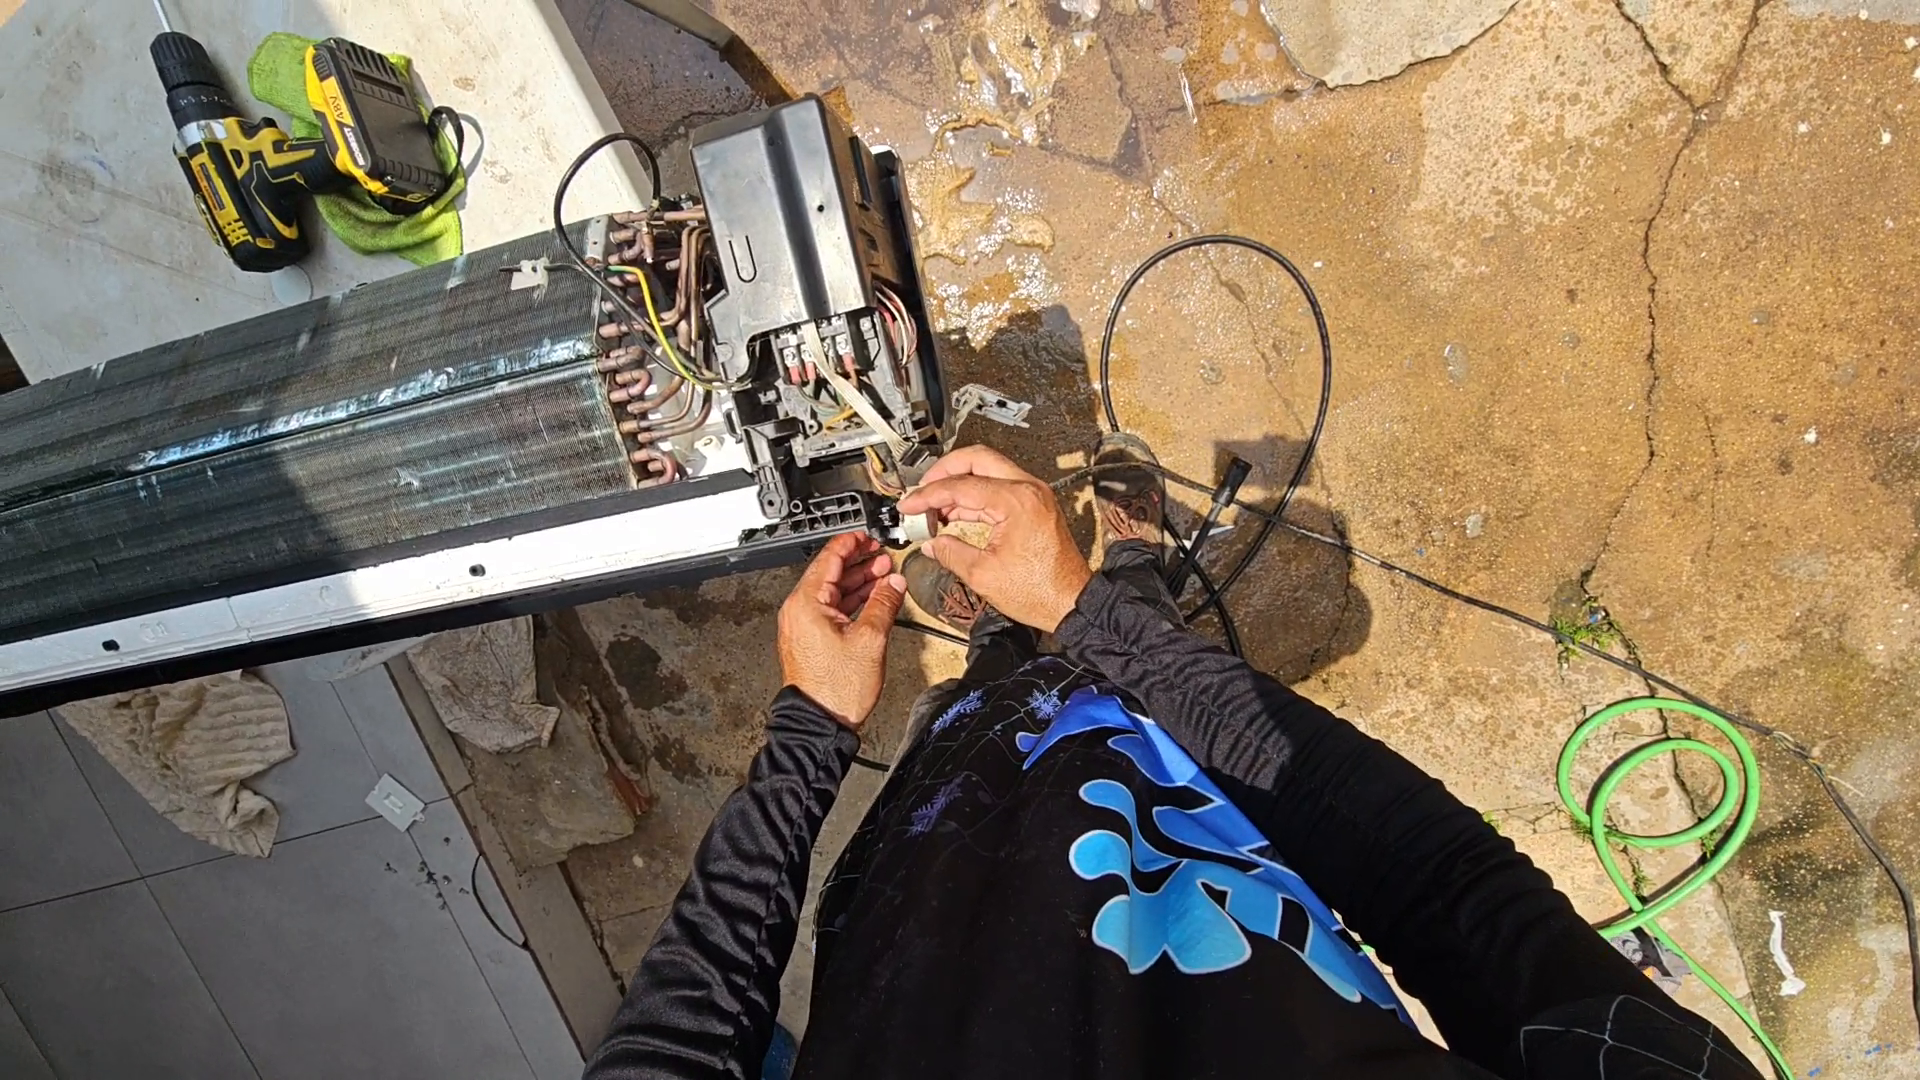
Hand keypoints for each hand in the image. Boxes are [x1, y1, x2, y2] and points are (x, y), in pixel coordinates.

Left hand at [777, 533, 907, 729]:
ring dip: (858, 581)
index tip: (866, 537)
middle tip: (881, 554)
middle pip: (830, 573)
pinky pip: (831, 609)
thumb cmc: (836, 688)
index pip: (829, 558)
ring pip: (833, 591)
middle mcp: (799, 611)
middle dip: (859, 562)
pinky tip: (873, 598)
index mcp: (807, 603)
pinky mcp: (811, 640)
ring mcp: (804, 626)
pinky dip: (852, 600)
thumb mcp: (870, 639)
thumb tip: (894, 583)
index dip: (851, 544)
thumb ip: (884, 603)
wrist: (820, 722)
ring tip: (883, 573)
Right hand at [897, 445, 1091, 632]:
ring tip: (933, 508)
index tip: (909, 505)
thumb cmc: (1040, 591)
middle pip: (976, 459)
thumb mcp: (983, 575)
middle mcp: (1028, 489)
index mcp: (1015, 501)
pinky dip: (975, 496)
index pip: (960, 486)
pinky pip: (999, 487)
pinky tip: (955, 513)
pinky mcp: (1035, 505)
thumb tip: (931, 544)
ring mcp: (1034, 495)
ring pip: (988, 470)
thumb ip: (950, 552)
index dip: (927, 495)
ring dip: (958, 484)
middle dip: (943, 472)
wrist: (1072, 603)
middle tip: (921, 490)